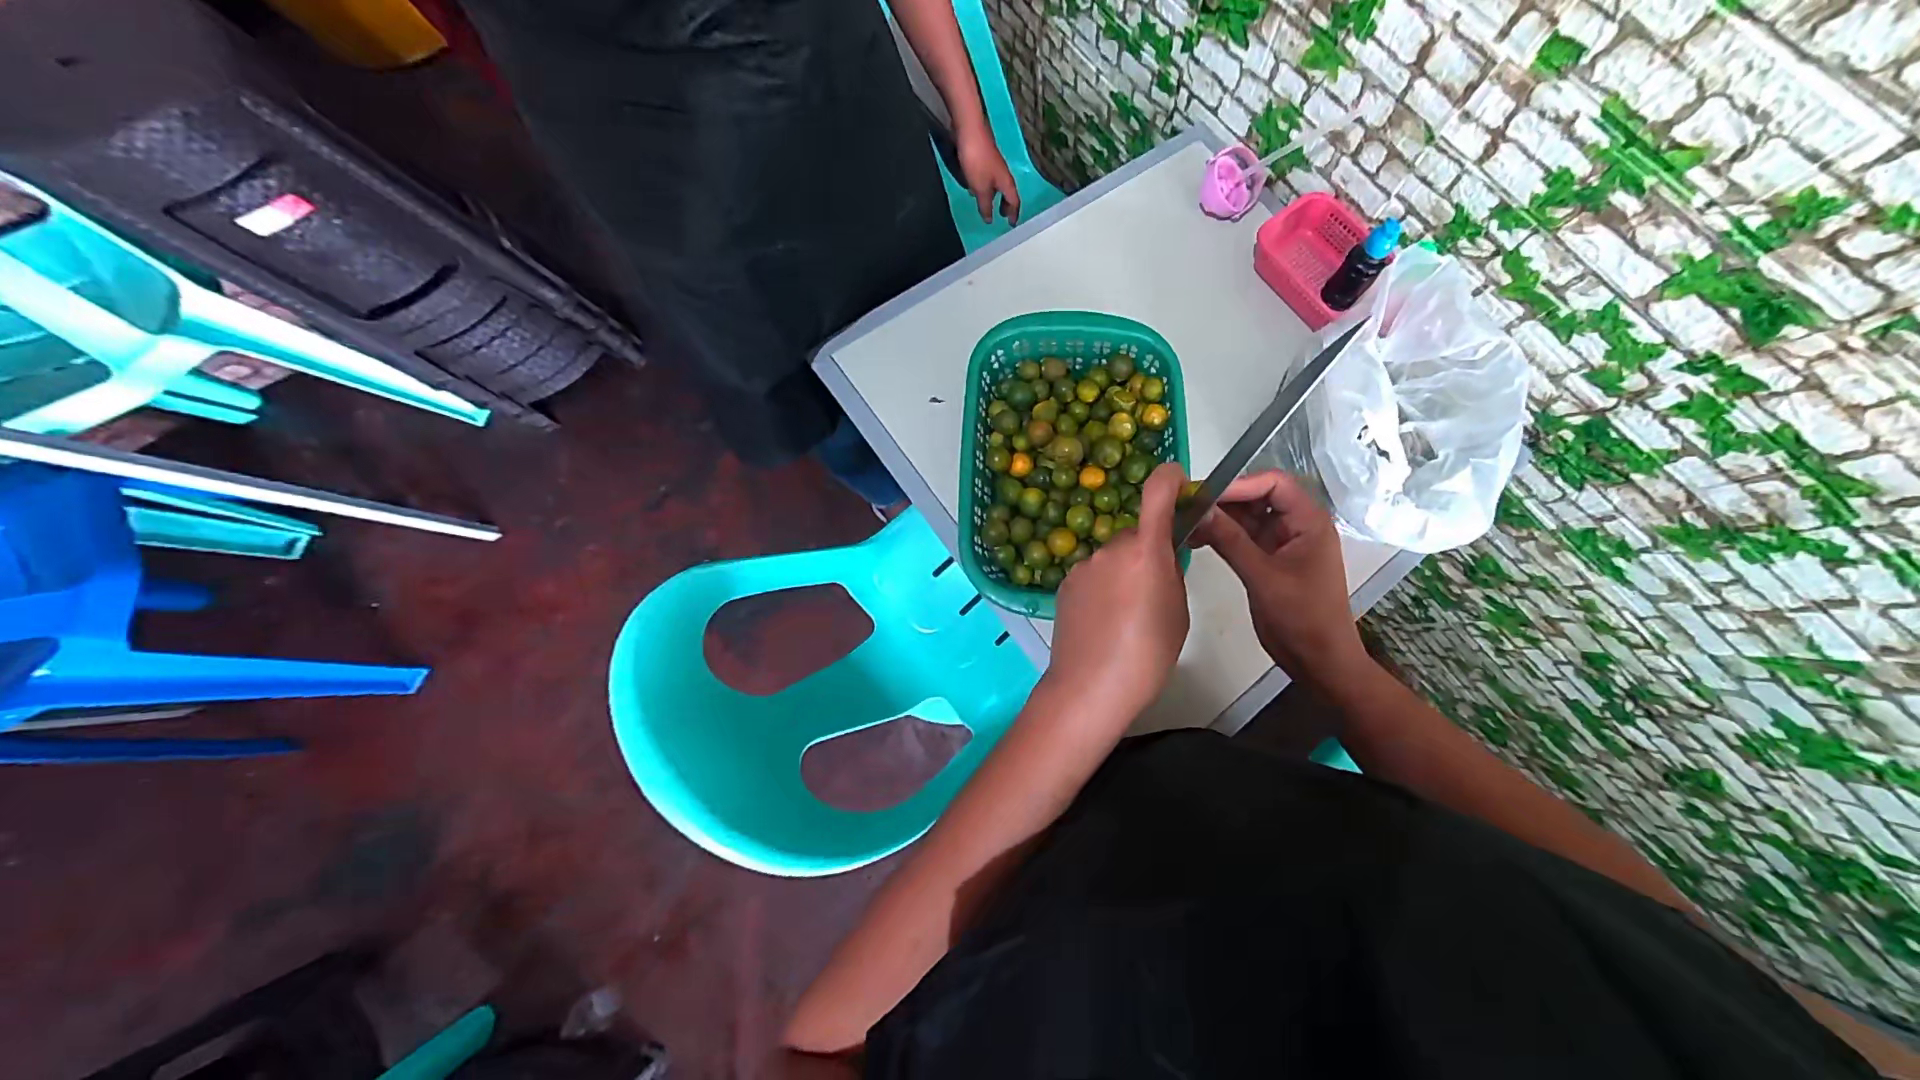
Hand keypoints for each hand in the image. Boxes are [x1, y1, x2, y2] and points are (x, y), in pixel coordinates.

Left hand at [955, 123, 1019, 225]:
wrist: (970, 131)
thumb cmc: (978, 162)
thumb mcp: (981, 189)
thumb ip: (985, 205)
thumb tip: (989, 219)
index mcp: (1006, 183)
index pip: (1014, 201)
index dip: (1013, 213)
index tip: (1011, 223)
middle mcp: (1004, 174)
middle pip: (1008, 193)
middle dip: (1006, 205)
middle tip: (1002, 215)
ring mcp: (995, 165)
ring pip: (999, 185)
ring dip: (996, 197)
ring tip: (990, 205)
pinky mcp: (986, 159)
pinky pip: (990, 178)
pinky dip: (988, 188)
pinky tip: (978, 189)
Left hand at [1046, 463, 1190, 717]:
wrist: (1090, 686)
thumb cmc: (1147, 654)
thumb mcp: (1177, 611)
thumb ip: (1170, 573)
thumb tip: (1160, 559)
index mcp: (1144, 550)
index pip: (1157, 492)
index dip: (1170, 478)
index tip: (1178, 480)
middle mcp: (1109, 549)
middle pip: (1135, 534)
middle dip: (1148, 551)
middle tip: (1157, 589)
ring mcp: (1082, 565)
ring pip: (1112, 557)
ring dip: (1123, 572)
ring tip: (1128, 615)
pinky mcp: (1064, 584)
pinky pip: (1093, 574)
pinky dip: (1103, 586)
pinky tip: (1104, 621)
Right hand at [1193, 471, 1369, 688]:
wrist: (1318, 659)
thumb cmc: (1302, 616)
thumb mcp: (1263, 576)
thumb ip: (1231, 541)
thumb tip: (1201, 510)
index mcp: (1309, 521)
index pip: (1273, 484)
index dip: (1239, 485)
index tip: (1204, 495)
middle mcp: (1296, 526)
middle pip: (1257, 497)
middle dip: (1224, 500)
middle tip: (1187, 507)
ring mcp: (1281, 543)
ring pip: (1246, 518)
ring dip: (1218, 518)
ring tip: (1186, 523)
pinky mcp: (1267, 560)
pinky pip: (1242, 538)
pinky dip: (1220, 536)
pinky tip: (1195, 539)